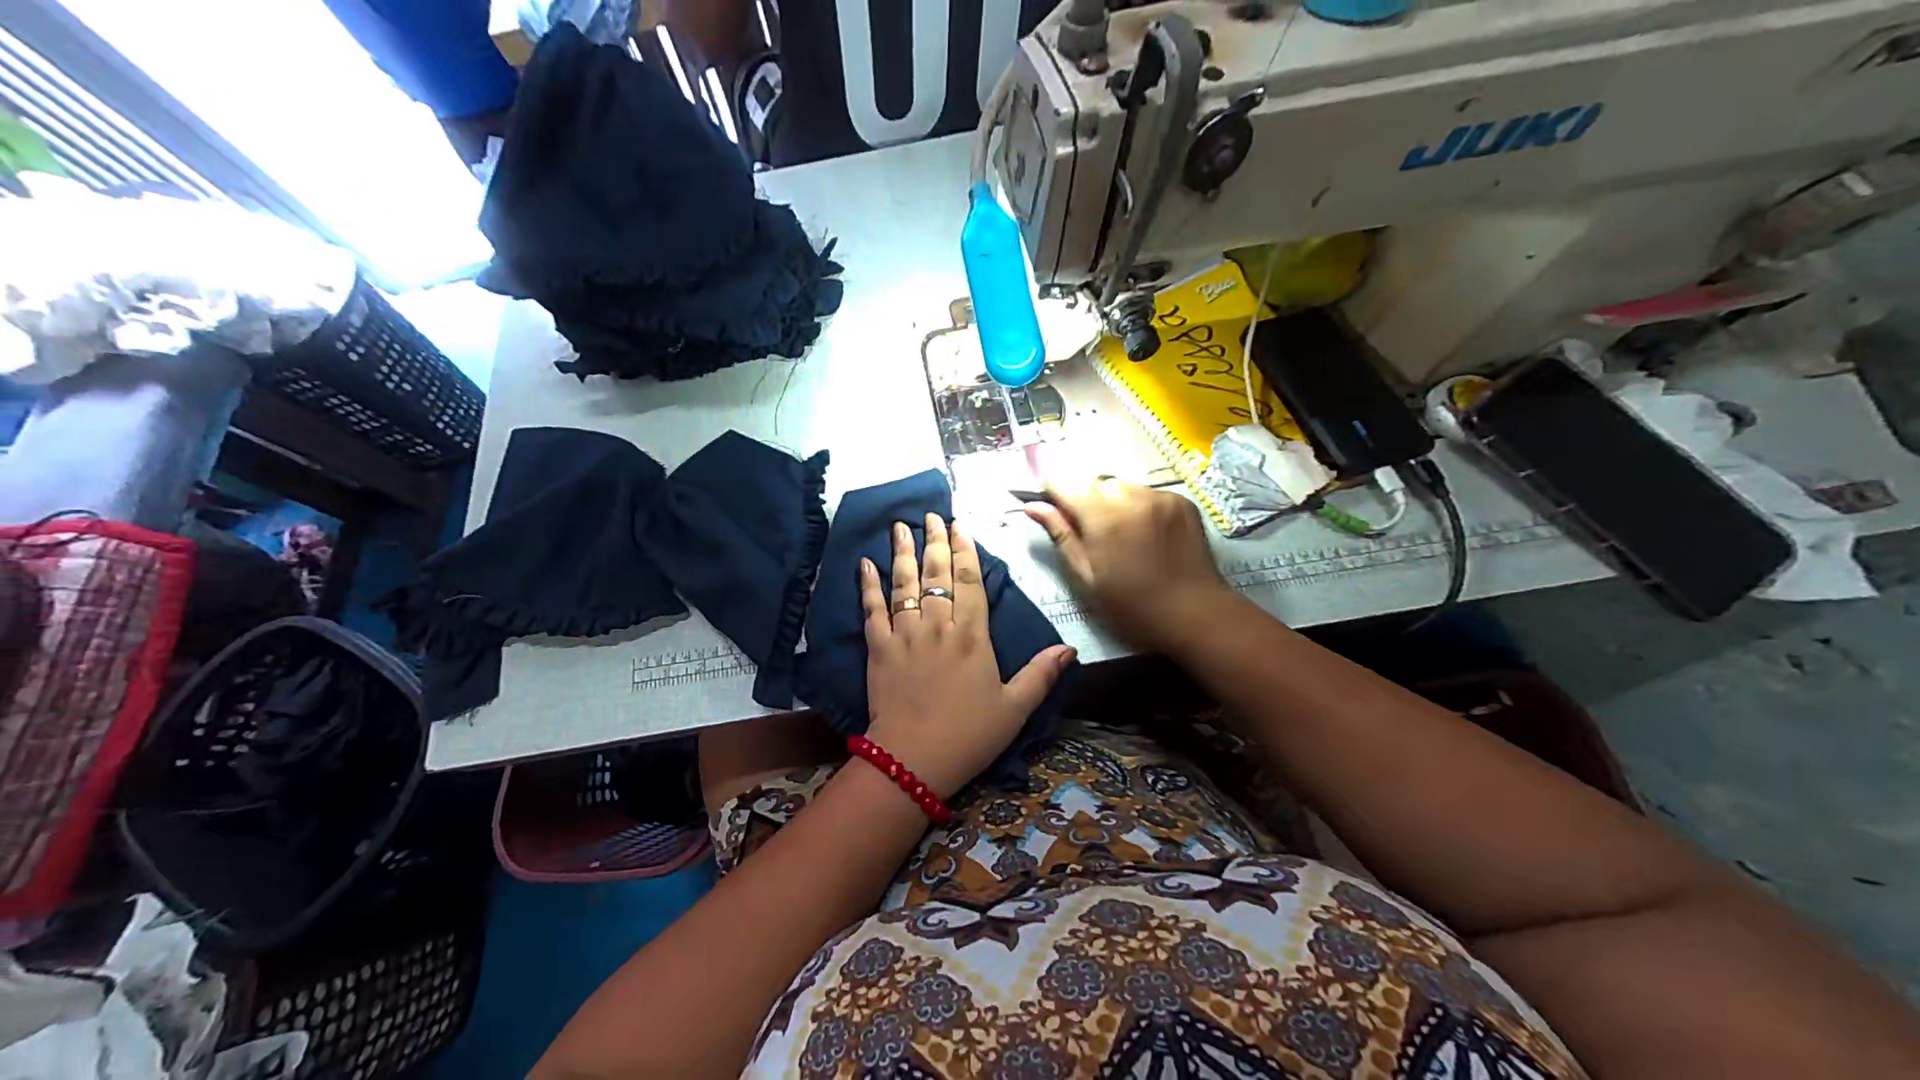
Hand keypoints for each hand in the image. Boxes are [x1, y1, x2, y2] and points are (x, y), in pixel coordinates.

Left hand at [861, 514, 1075, 798]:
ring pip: (904, 584)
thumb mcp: (1014, 708)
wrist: (912, 760)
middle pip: (936, 574)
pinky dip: (868, 586)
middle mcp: (938, 625)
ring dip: (903, 553)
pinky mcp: (878, 649)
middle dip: (935, 541)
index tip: (961, 525)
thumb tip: (1070, 648)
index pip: (970, 581)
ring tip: (900, 526)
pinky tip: (865, 564)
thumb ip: (1041, 674)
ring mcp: (905, 634)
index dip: (966, 551)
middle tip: (933, 515)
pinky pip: (872, 610)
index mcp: (973, 635)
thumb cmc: (969, 735)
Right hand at [1024, 478, 1234, 653]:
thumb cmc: (1131, 606)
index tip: (1052, 510)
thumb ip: (1060, 535)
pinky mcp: (1182, 502)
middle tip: (1093, 535)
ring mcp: (1161, 496)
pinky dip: (1141, 507)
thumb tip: (1032, 506)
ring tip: (1122, 536)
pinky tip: (1147, 535)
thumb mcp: (1086, 577)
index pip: (1064, 484)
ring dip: (1115, 502)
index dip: (1052, 494)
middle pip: (1095, 484)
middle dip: (1087, 502)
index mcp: (1102, 517)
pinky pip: (1149, 494)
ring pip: (1123, 487)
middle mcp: (1131, 497)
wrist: (1194, 614)